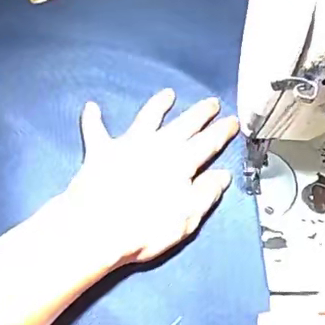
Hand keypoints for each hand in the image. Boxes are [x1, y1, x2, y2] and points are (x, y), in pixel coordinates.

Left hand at [52, 89, 239, 268]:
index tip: (232, 121)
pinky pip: (96, 131)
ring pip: (147, 118)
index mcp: (182, 162)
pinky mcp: (101, 152)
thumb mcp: (187, 217)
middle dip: (200, 112)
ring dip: (158, 105)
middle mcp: (157, 146)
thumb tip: (221, 177)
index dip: (223, 130)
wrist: (97, 230)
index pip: (209, 142)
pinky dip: (93, 119)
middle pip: (184, 123)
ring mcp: (128, 145)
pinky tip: (91, 107)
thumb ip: (206, 193)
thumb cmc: (144, 229)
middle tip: (211, 103)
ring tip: (168, 94)